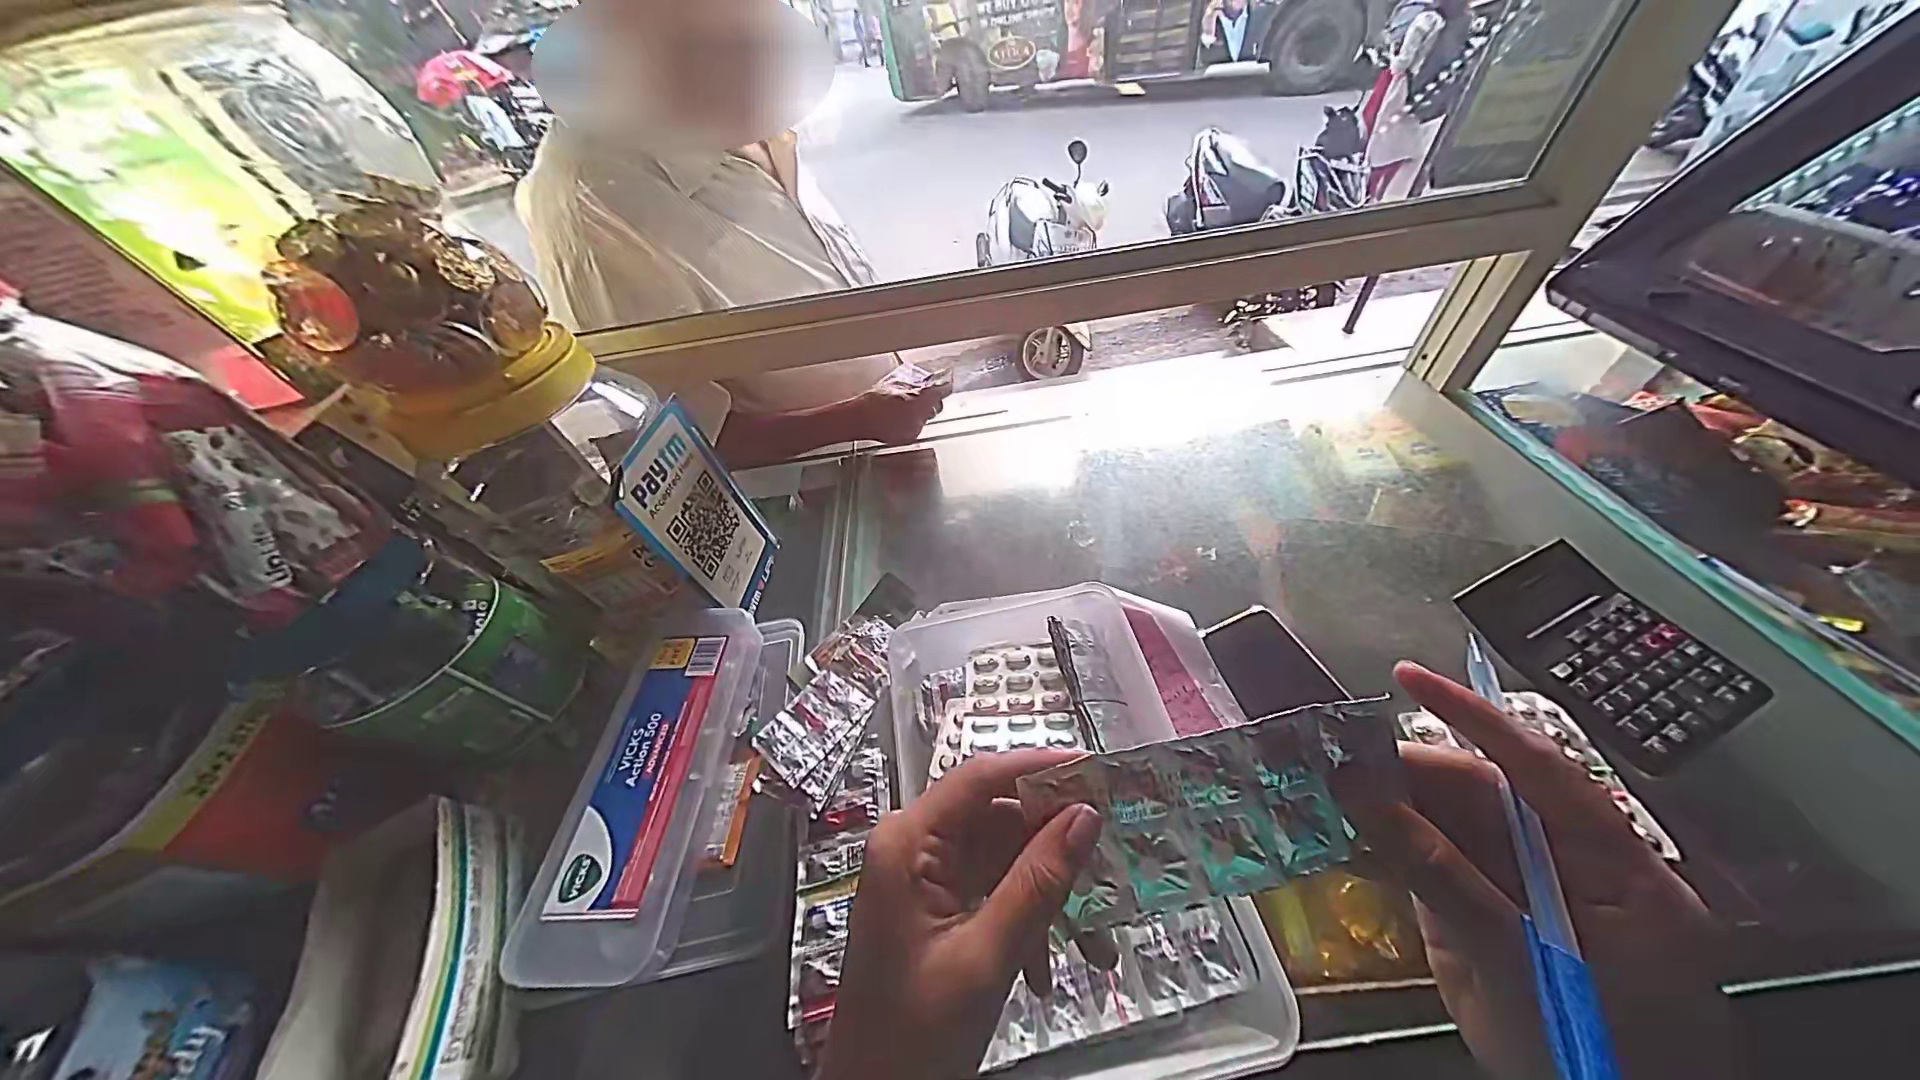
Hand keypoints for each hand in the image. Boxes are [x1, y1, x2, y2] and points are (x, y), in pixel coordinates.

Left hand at [819, 750, 1101, 1079]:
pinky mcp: (938, 902)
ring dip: (1046, 892)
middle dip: (1051, 845)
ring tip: (1088, 939)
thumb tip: (1083, 817)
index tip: (1092, 768)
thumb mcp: (985, 956)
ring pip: (1003, 854)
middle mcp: (913, 844)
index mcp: (908, 841)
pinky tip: (1045, 965)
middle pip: (996, 817)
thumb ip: (1037, 882)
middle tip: (1106, 864)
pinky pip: (994, 886)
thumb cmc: (912, 1036)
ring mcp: (925, 874)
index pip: (979, 778)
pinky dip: (1026, 915)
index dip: (1037, 766)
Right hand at [850, 374, 951, 445]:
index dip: (944, 387)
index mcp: (917, 407)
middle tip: (924, 392)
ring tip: (906, 404)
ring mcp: (913, 432)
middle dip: (931, 401)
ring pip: (924, 419)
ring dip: (920, 411)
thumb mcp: (894, 386)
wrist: (858, 420)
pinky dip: (912, 420)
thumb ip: (913, 386)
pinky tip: (901, 415)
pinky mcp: (906, 438)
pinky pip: (915, 427)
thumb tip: (923, 385)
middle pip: (934, 409)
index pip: (938, 395)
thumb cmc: (871, 403)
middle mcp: (918, 422)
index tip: (947, 383)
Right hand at [1350, 664, 1737, 1079]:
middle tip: (1334, 761)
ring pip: (1439, 821)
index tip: (1408, 678)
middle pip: (1473, 792)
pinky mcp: (1480, 908)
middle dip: (1400, 772)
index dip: (1469, 717)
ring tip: (1326, 789)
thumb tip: (1360, 793)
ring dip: (1381, 804)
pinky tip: (1345, 830)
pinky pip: (1424, 857)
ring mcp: (1518, 886)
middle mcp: (1562, 862)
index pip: (1537, 767)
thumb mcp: (1515, 958)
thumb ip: (1437, 870)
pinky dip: (1383, 842)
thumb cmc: (1599, 1053)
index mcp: (1610, 867)